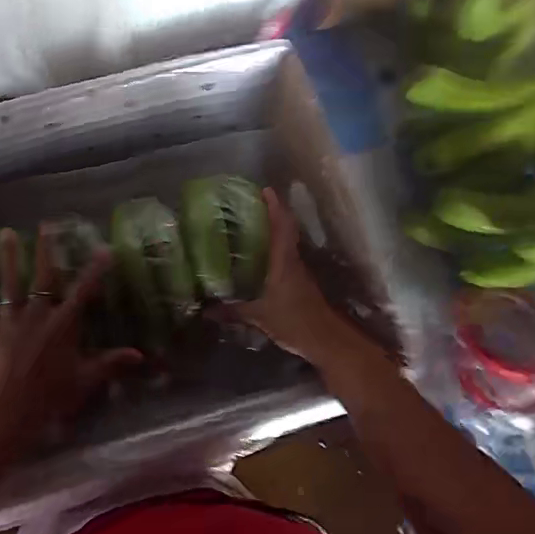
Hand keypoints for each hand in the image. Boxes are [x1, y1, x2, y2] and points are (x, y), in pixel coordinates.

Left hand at [0, 227, 142, 441]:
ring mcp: (12, 320)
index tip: (104, 250)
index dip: (95, 270)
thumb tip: (139, 355)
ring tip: (5, 233)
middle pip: (43, 277)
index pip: (83, 292)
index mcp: (64, 324)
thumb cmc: (52, 396)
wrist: (12, 409)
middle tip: (45, 226)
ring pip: (10, 282)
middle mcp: (38, 314)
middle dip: (45, 250)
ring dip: (8, 257)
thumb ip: (110, 363)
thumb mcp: (86, 380)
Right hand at [236, 187, 359, 362]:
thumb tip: (206, 310)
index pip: (282, 227)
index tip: (265, 190)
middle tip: (248, 208)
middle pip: (285, 232)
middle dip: (271, 216)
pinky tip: (256, 261)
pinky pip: (283, 262)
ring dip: (272, 235)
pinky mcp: (300, 287)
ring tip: (247, 230)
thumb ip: (233, 311)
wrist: (329, 343)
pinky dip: (272, 255)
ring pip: (285, 247)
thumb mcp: (259, 317)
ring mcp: (299, 275)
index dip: (275, 207)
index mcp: (284, 263)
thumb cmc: (295, 322)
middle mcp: (293, 263)